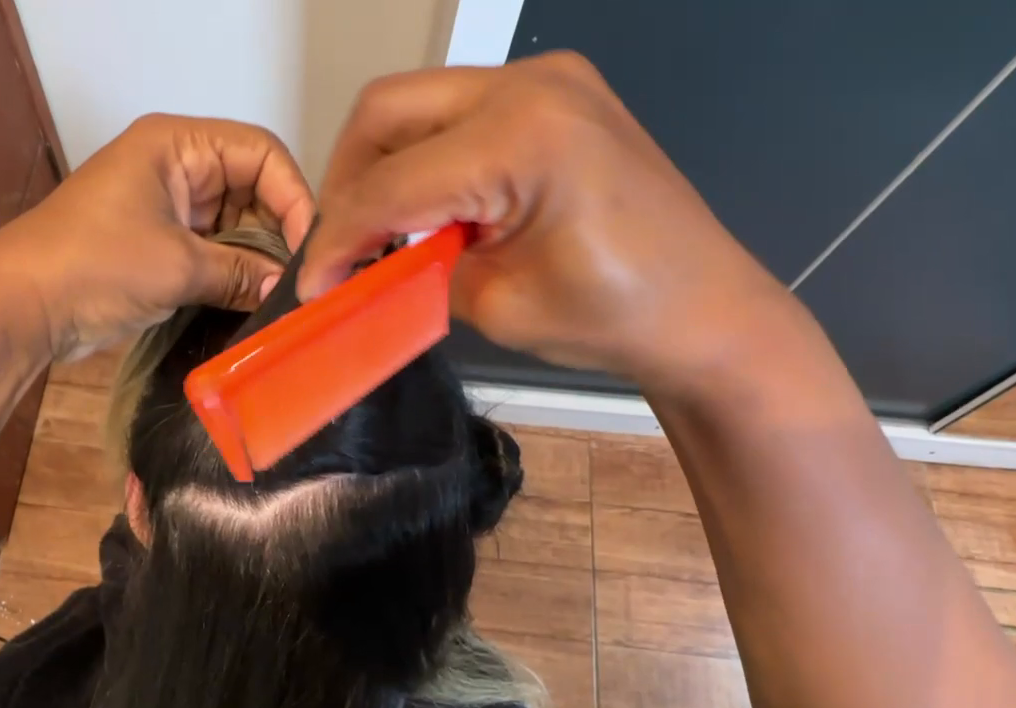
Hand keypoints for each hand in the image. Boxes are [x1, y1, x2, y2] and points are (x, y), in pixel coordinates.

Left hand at [0, 115, 313, 364]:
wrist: (23, 306)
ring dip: (256, 262)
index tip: (307, 249)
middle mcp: (177, 170)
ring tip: (278, 299)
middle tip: (298, 282)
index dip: (292, 197)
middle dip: (276, 234)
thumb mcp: (177, 266)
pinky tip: (252, 305)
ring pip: (234, 228)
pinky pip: (212, 255)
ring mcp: (167, 211)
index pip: (261, 153)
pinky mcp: (160, 249)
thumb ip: (239, 274)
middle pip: (252, 190)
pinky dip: (232, 278)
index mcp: (178, 146)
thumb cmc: (93, 265)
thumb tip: (283, 289)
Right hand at [298, 54, 800, 392]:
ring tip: (377, 238)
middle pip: (388, 112)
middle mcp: (532, 85)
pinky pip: (460, 115)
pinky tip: (427, 214)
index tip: (313, 286)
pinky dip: (426, 161)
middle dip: (347, 185)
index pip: (390, 183)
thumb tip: (374, 265)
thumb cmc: (613, 318)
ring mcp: (548, 82)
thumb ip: (422, 272)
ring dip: (383, 169)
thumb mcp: (495, 305)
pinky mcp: (556, 99)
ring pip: (419, 106)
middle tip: (338, 252)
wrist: (702, 309)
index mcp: (522, 137)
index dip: (336, 239)